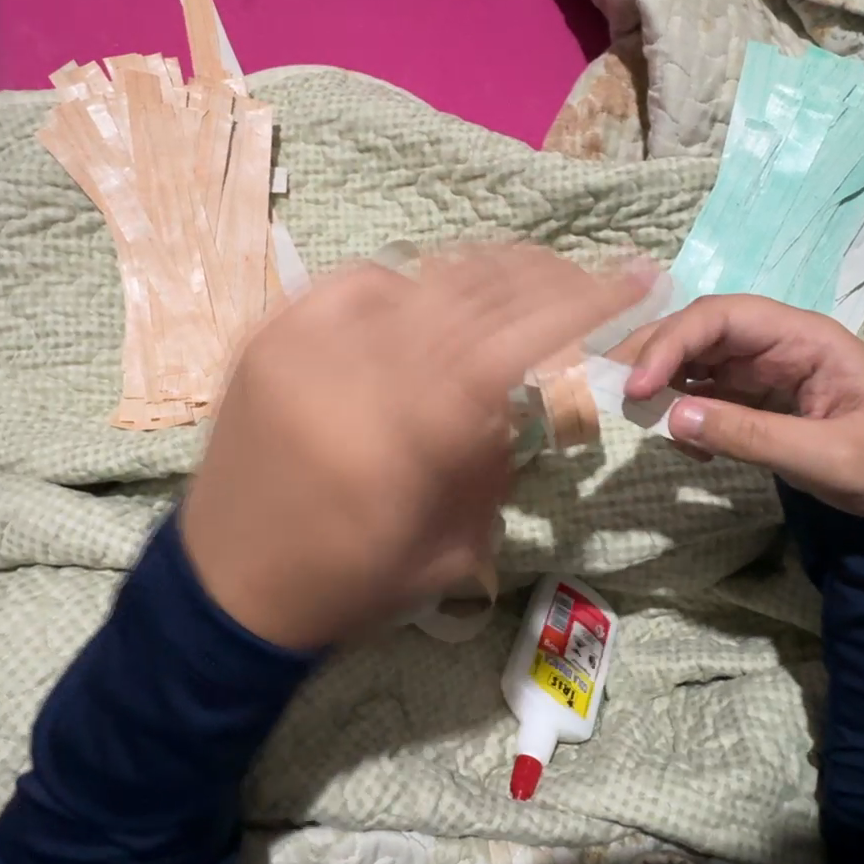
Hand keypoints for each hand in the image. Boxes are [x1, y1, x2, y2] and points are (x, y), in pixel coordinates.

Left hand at [180, 247, 650, 649]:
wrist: (227, 590)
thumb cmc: (347, 584)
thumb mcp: (449, 548)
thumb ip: (493, 460)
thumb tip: (516, 391)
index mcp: (408, 436)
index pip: (518, 338)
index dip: (585, 300)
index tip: (635, 278)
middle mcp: (356, 371)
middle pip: (475, 293)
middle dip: (546, 278)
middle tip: (585, 279)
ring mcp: (303, 344)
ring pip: (420, 276)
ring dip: (485, 274)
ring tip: (523, 282)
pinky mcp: (268, 337)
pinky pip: (354, 281)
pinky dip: (406, 281)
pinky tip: (426, 300)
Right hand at [612, 294, 863, 518]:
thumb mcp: (829, 456)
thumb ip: (751, 435)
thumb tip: (671, 418)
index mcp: (804, 338)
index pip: (722, 317)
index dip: (672, 342)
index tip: (636, 385)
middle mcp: (776, 345)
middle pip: (699, 330)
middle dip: (653, 354)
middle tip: (612, 390)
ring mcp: (763, 373)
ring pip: (694, 360)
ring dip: (660, 382)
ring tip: (638, 414)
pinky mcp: (755, 402)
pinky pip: (703, 395)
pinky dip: (682, 413)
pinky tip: (686, 443)